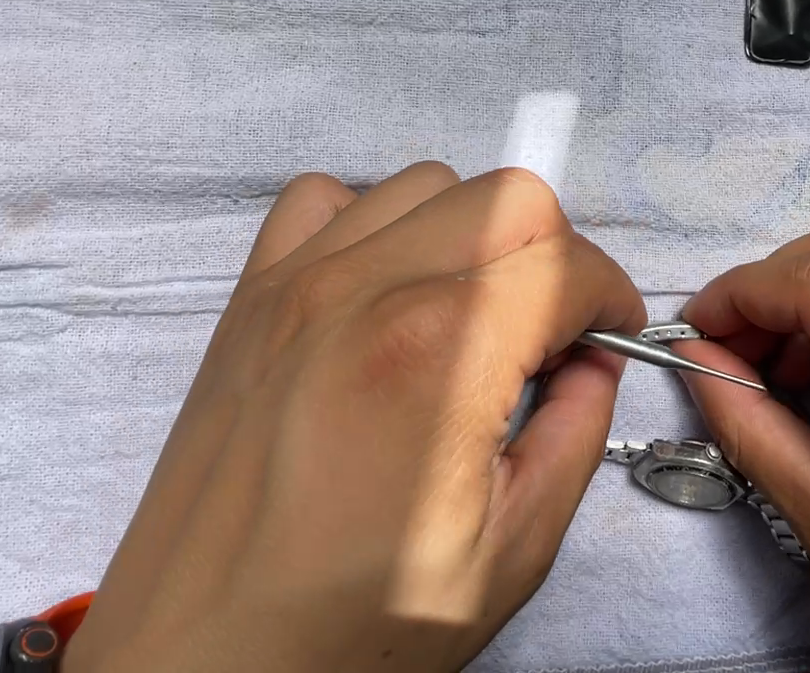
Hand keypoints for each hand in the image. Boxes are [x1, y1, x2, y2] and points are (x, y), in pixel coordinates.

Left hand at [61, 164, 645, 672]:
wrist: (197, 660)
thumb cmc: (356, 623)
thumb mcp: (512, 548)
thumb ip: (577, 431)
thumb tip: (594, 357)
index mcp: (442, 353)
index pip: (565, 265)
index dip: (612, 295)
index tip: (611, 334)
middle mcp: (368, 286)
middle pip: (509, 198)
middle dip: (556, 253)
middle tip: (550, 325)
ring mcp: (298, 276)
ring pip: (427, 184)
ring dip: (473, 233)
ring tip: (469, 306)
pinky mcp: (250, 289)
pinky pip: (327, 197)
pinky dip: (373, 220)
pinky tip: (381, 285)